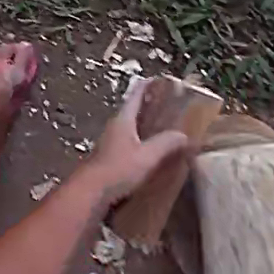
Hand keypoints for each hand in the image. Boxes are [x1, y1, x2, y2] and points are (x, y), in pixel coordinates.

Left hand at [81, 78, 192, 201]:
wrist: (89, 194)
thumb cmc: (118, 169)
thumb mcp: (147, 156)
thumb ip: (166, 144)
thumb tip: (184, 135)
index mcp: (123, 120)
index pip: (136, 95)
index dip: (148, 85)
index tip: (160, 79)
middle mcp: (115, 127)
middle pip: (133, 110)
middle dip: (149, 106)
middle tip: (168, 105)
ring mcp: (110, 143)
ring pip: (130, 128)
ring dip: (145, 125)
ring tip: (164, 128)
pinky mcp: (109, 159)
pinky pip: (129, 144)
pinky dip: (141, 142)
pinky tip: (150, 153)